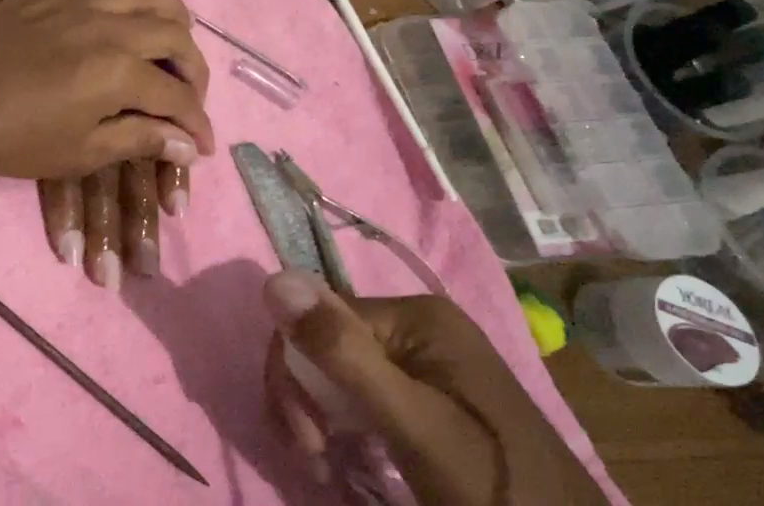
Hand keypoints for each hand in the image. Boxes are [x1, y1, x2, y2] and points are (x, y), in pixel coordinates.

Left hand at [0, 0, 207, 289]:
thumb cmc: (11, 142)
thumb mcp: (79, 152)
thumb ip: (139, 140)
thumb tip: (188, 143)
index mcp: (119, 73)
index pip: (177, 96)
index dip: (195, 124)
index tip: (200, 146)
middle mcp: (106, 28)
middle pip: (172, 36)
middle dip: (192, 69)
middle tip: (186, 97)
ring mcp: (70, 4)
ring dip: (168, 15)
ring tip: (174, 39)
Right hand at [261, 271, 607, 505]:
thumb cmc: (491, 484)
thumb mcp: (412, 423)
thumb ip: (344, 353)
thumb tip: (272, 279)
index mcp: (417, 316)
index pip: (315, 320)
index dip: (294, 375)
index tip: (305, 439)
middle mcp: (420, 323)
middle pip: (323, 342)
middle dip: (303, 398)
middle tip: (312, 455)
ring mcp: (428, 358)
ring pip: (336, 368)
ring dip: (316, 412)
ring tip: (323, 461)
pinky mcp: (432, 391)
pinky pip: (363, 388)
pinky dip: (343, 420)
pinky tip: (346, 453)